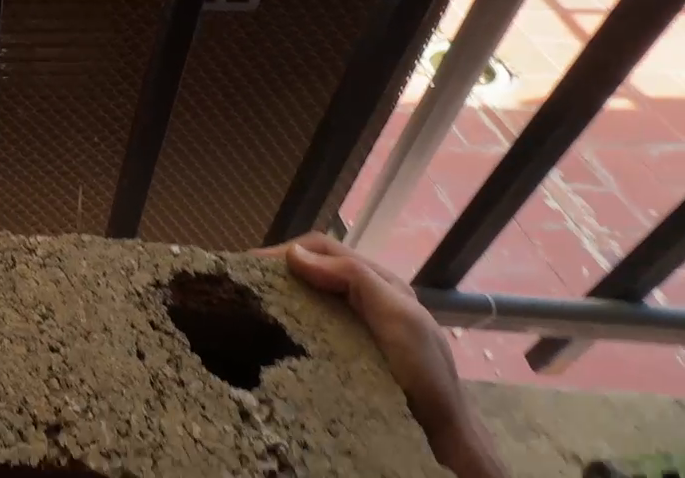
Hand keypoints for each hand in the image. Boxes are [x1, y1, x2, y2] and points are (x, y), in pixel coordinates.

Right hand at [258, 233, 504, 477]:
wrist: (441, 436)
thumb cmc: (422, 372)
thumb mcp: (400, 316)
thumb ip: (355, 278)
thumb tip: (292, 253)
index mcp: (378, 281)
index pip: (321, 248)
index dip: (284, 250)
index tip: (249, 266)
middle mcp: (363, 297)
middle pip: (310, 268)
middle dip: (276, 271)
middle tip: (243, 285)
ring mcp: (352, 325)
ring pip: (306, 295)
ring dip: (278, 295)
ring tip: (249, 306)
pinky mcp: (342, 350)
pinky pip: (307, 323)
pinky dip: (285, 320)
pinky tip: (270, 332)